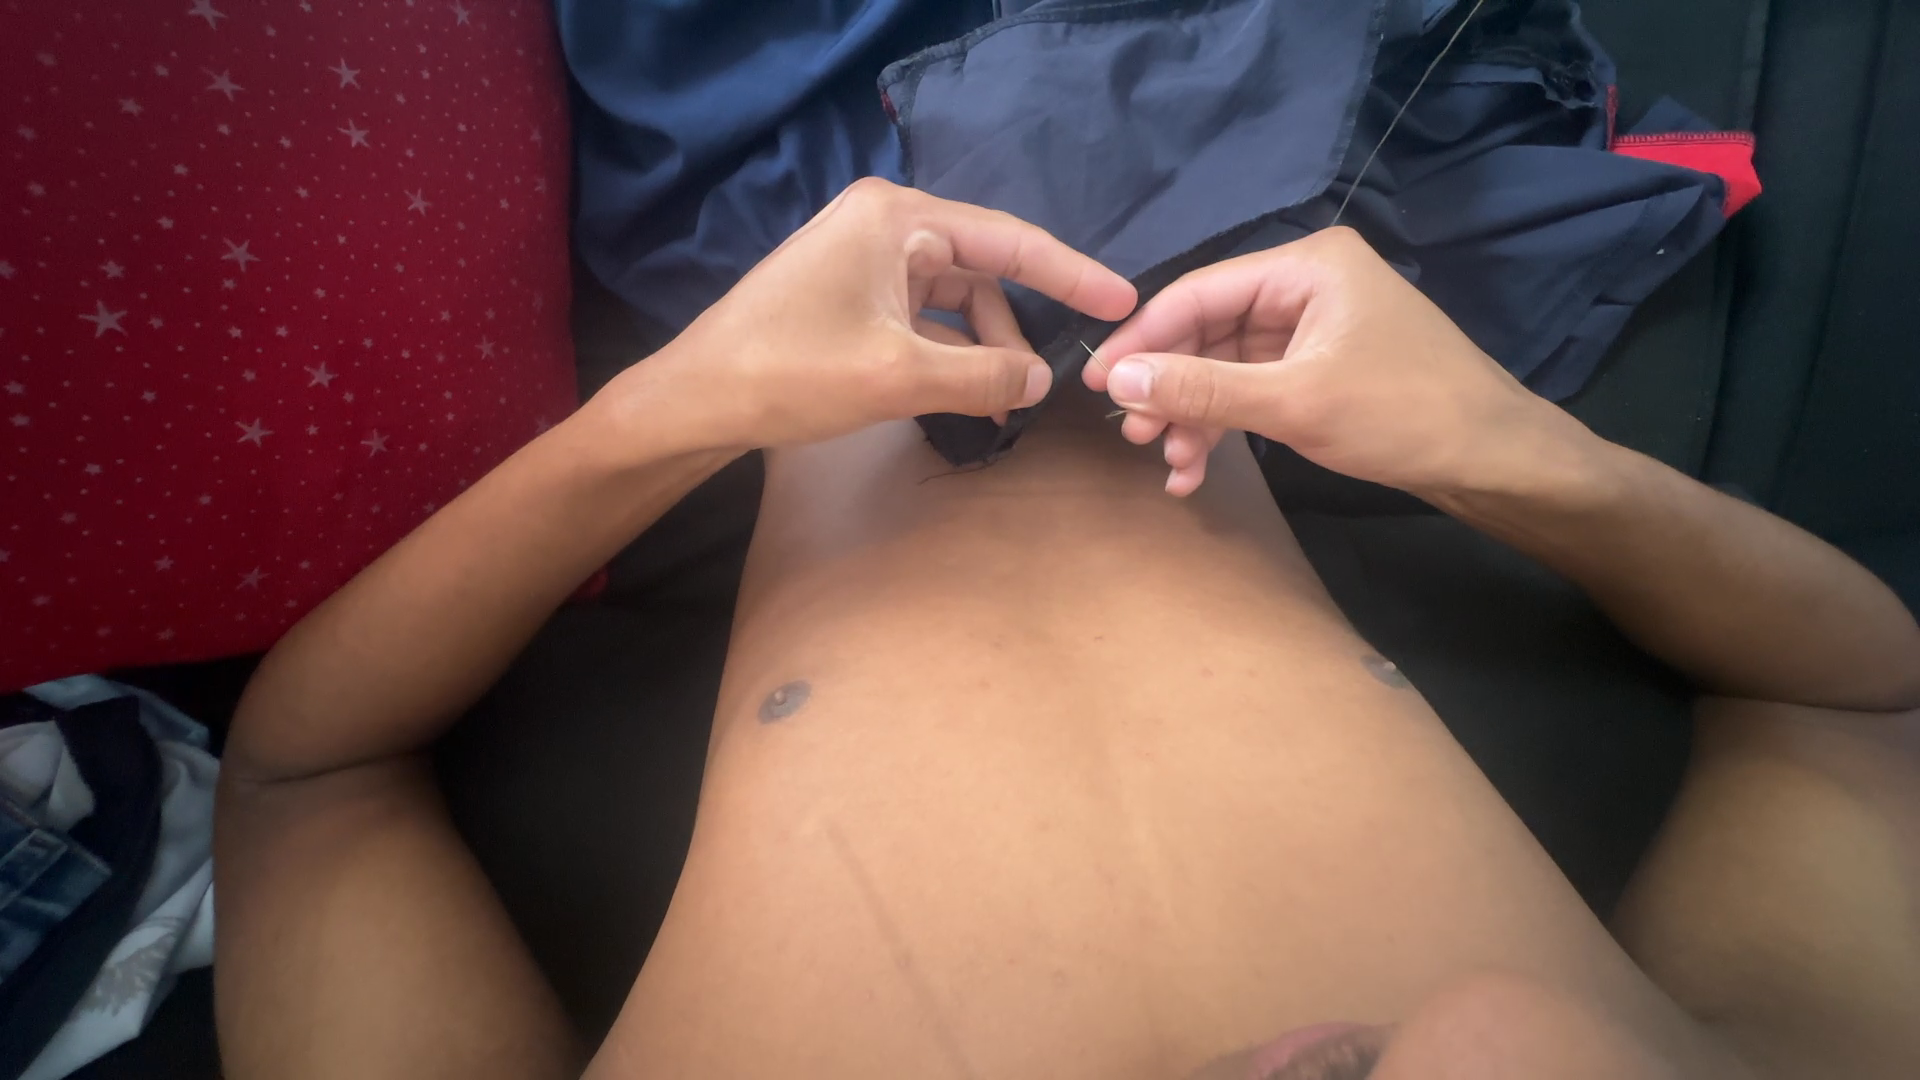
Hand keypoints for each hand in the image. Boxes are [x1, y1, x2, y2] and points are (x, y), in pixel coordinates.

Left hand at [599, 178, 1135, 451]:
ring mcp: (865, 260)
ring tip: (995, 406)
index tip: (1121, 300)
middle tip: (1033, 391)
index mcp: (899, 219)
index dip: (1071, 274)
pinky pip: (920, 319)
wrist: (698, 400)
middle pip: (980, 275)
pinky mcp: (851, 294)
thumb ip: (983, 376)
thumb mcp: (900, 377)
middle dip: (1011, 335)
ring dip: (978, 353)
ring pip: (952, 304)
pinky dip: (945, 356)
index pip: (1009, 241)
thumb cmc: (793, 376)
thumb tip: (1042, 380)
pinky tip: (959, 396)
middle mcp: (886, 225)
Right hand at [1084, 227, 1587, 497]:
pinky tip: (1194, 471)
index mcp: (1305, 267)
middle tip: (1133, 436)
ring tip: (1169, 464)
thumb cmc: (1400, 414)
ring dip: (1191, 418)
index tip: (1096, 383)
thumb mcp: (1292, 402)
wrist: (1490, 462)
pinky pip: (1246, 392)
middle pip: (1205, 334)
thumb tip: (1116, 382)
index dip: (1141, 340)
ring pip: (1221, 370)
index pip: (1198, 294)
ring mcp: (1305, 331)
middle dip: (1168, 390)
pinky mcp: (1310, 369)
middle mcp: (1301, 288)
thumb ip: (1199, 389)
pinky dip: (1220, 429)